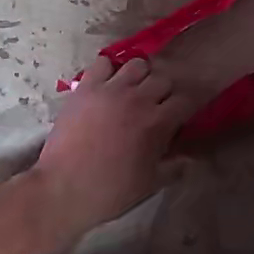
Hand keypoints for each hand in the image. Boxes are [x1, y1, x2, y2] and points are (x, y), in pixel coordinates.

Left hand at [28, 55, 192, 245]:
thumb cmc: (110, 190)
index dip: (188, 106)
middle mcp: (139, 99)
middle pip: (164, 79)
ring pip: (138, 65)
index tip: (183, 115)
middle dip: (165, 91)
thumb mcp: (151, 184)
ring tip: (134, 90)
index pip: (186, 100)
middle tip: (158, 105)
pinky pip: (103, 63)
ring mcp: (111, 90)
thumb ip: (175, 167)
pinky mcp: (86, 88)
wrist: (62, 189)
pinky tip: (108, 84)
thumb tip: (190, 159)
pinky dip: (109, 69)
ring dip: (141, 76)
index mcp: (159, 122)